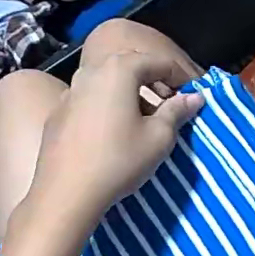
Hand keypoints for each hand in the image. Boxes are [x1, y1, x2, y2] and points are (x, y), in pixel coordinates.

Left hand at [27, 42, 202, 222]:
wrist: (66, 193)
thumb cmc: (120, 160)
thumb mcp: (159, 137)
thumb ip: (177, 111)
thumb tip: (195, 97)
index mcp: (119, 70)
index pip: (159, 62)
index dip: (181, 77)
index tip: (193, 96)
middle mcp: (91, 72)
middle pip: (130, 64)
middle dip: (154, 79)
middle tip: (170, 102)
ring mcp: (70, 91)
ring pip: (108, 80)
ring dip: (131, 91)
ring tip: (145, 118)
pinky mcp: (58, 112)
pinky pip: (91, 97)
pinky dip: (109, 104)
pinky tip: (115, 131)